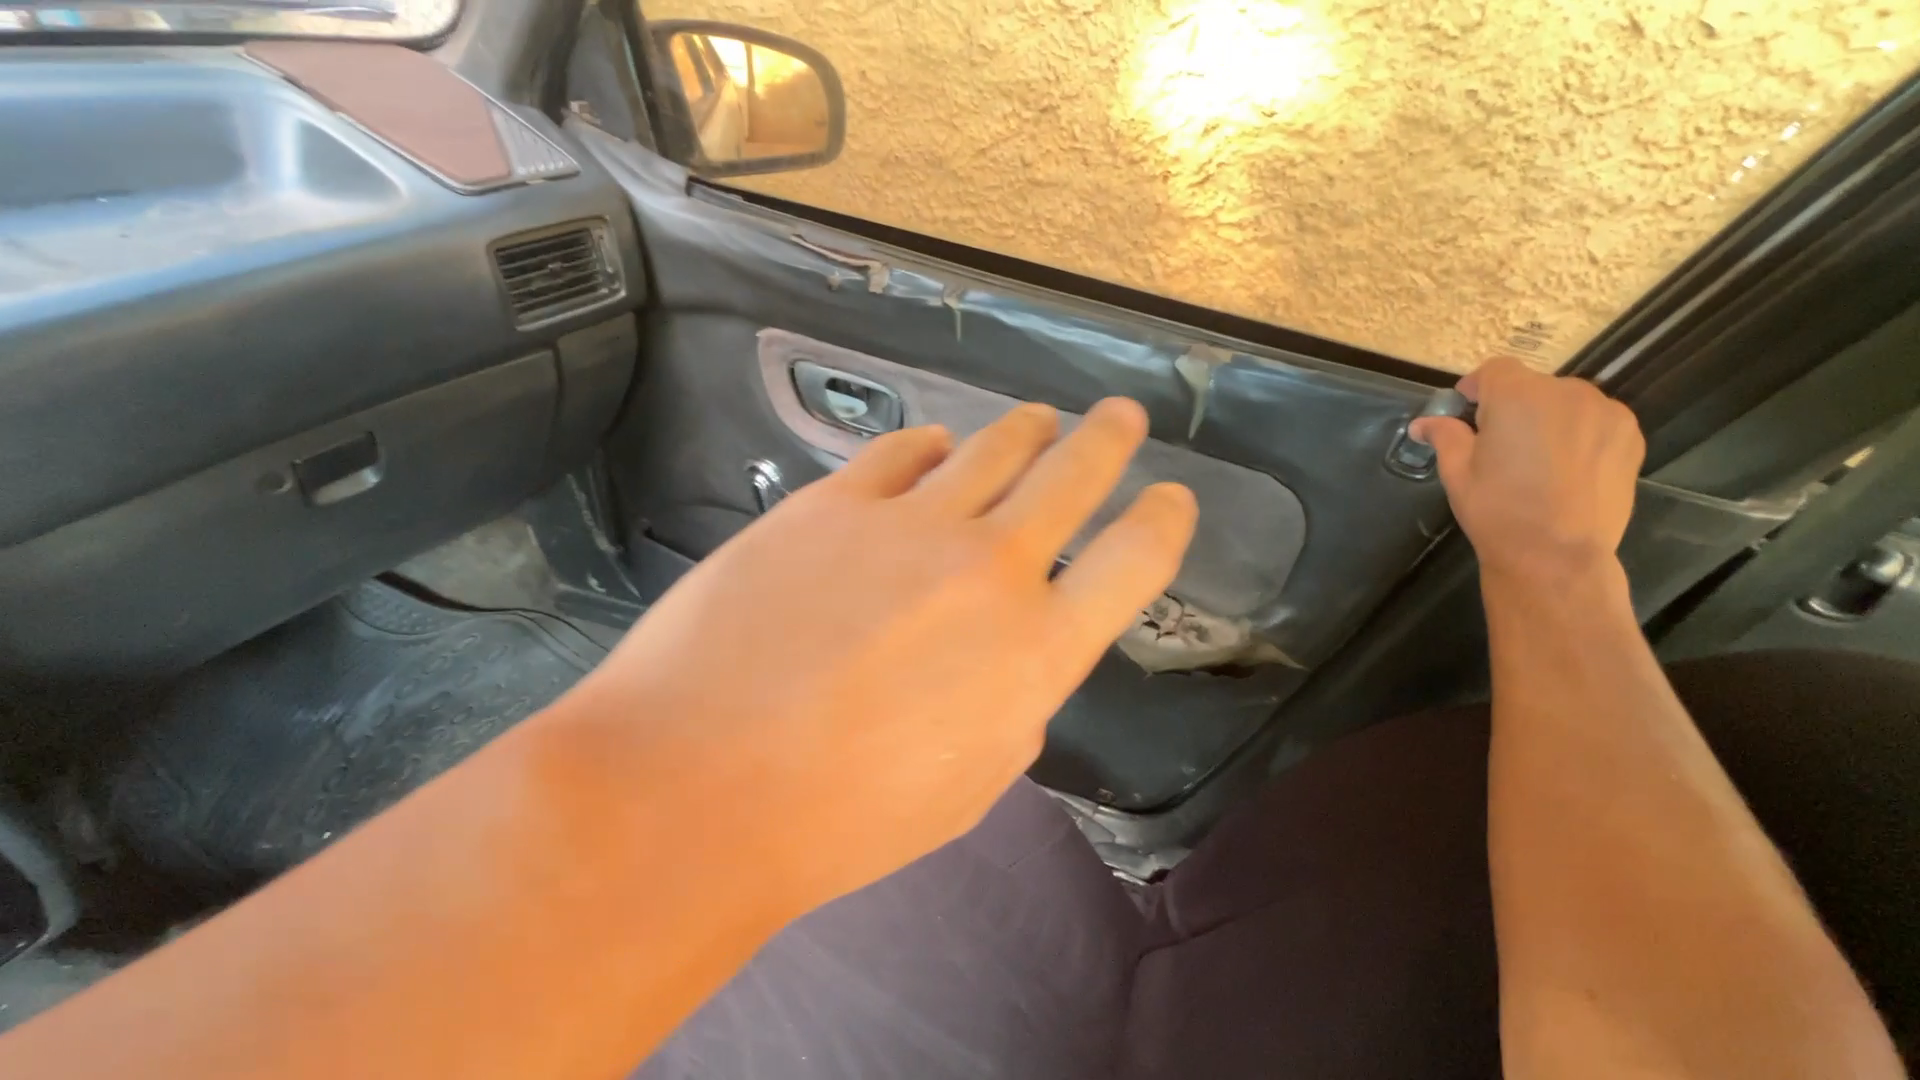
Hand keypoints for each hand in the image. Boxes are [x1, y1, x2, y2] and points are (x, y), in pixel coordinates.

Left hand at [563, 398, 1195, 911]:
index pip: (1133, 563)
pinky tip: (933, 443)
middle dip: (1107, 442)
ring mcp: (907, 524)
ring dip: (1025, 430)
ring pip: (990, 450)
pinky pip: (897, 453)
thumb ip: (1012, 710)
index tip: (1173, 497)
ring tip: (1038, 418)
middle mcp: (990, 569)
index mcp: (1037, 649)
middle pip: (1071, 478)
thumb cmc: (843, 817)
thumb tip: (1011, 666)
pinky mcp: (830, 503)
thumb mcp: (968, 786)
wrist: (700, 782)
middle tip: (1121, 416)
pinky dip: (926, 444)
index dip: (1164, 522)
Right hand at [1409, 357, 1643, 586]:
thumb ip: (1445, 436)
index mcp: (1517, 396)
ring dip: (1548, 418)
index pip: (1494, 370)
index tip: (1466, 411)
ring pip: (1566, 402)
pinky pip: (1595, 420)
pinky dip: (1579, 432)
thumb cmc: (1497, 510)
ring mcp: (1605, 412)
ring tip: (1537, 458)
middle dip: (1513, 406)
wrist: (1557, 554)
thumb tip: (1423, 424)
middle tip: (1499, 443)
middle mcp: (1566, 392)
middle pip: (1532, 386)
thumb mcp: (1457, 473)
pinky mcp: (1630, 435)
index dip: (1476, 387)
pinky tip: (1566, 468)